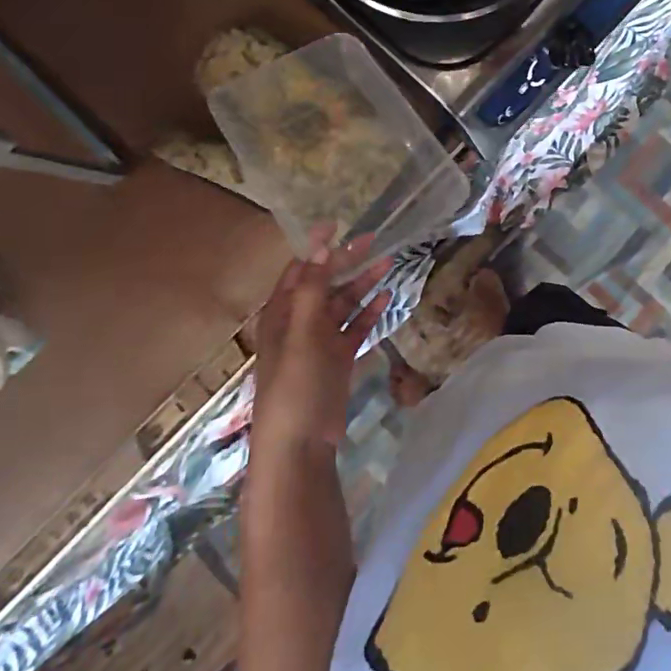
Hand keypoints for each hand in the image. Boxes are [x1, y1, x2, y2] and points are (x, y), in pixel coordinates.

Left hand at [252, 230, 392, 450]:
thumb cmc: (294, 387)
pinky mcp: (338, 360)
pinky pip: (355, 329)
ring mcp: (320, 342)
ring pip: (344, 305)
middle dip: (347, 262)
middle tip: (375, 241)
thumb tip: (321, 247)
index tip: (340, 224)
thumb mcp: (302, 335)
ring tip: (389, 264)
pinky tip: (387, 298)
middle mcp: (299, 323)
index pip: (301, 270)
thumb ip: (312, 291)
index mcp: (281, 313)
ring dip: (363, 285)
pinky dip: (369, 313)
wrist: (299, 445)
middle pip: (326, 284)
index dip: (319, 247)